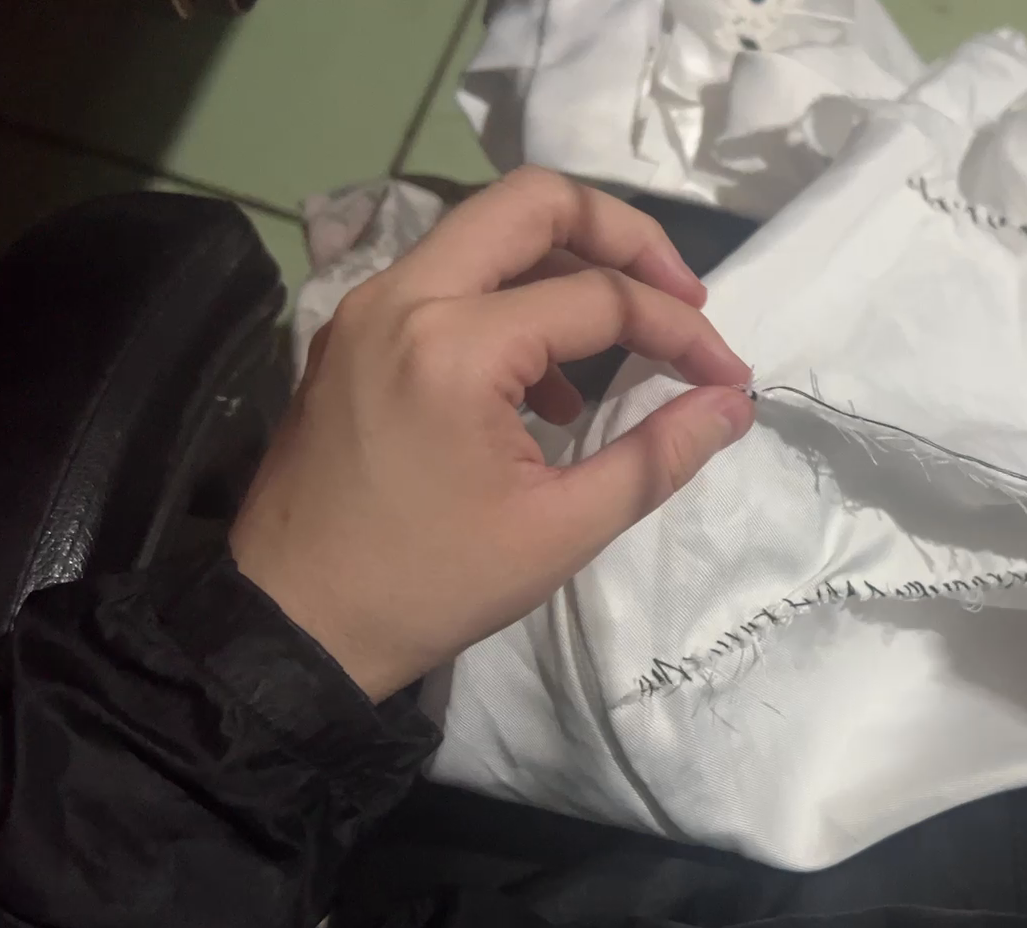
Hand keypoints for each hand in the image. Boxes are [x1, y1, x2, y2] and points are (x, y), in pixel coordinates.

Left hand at [230, 167, 754, 700]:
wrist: (294, 625)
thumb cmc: (435, 585)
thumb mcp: (565, 530)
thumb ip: (659, 457)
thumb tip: (732, 406)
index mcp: (457, 346)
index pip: (602, 299)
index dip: (684, 333)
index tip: (728, 378)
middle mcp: (405, 297)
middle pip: (534, 203)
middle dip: (629, 240)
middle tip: (683, 296)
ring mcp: (370, 308)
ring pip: (490, 233)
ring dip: (573, 267)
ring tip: (625, 341)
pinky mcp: (357, 334)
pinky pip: (454, 281)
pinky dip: (519, 303)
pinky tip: (545, 387)